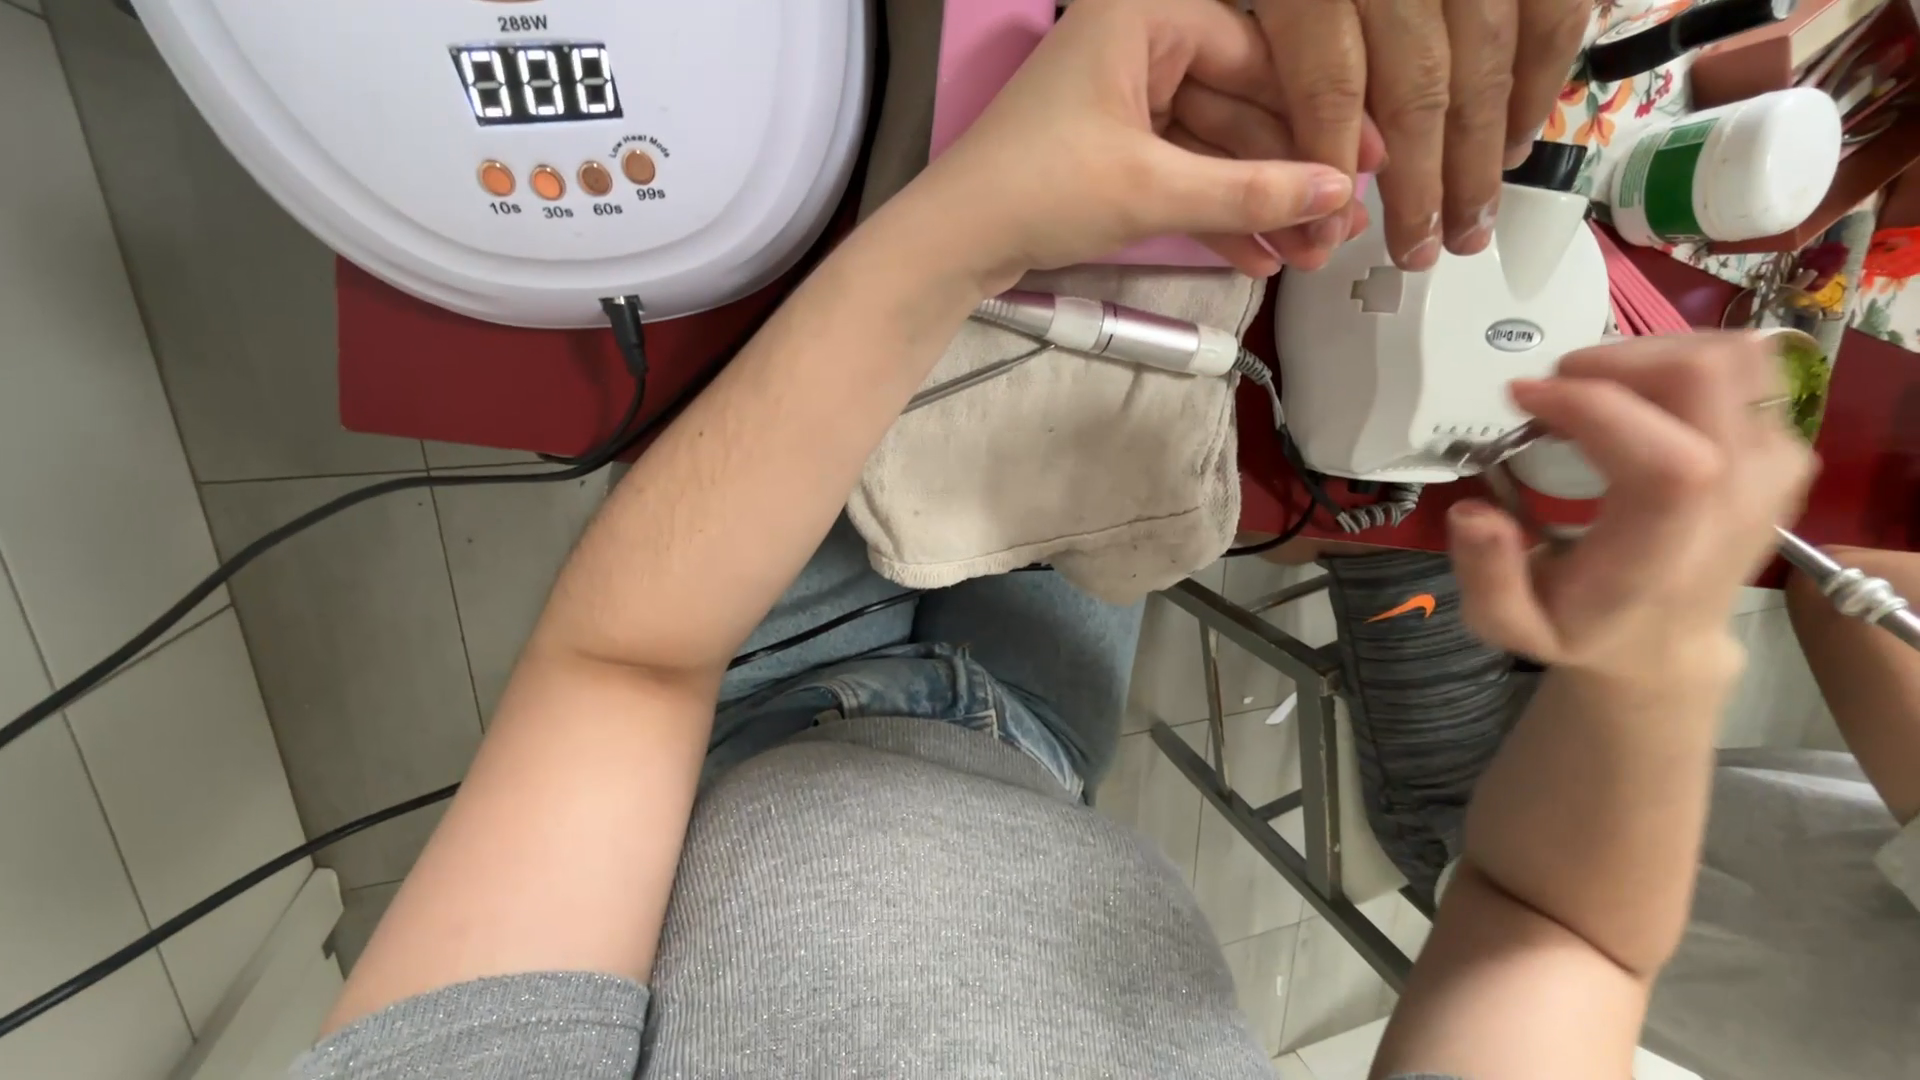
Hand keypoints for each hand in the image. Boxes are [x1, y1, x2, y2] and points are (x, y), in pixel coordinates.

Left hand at [905, 0, 1357, 294]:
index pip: (1259, 56)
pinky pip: (1178, 180)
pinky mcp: (1112, 156)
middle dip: (1287, 177)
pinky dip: (1212, 218)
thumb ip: (1248, 191)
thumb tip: (1333, 195)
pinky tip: (1259, 256)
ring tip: (1308, 254)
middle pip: (1239, 109)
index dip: (1316, 118)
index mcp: (1147, 14)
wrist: (954, 244)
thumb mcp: (1151, 189)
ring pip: (1210, 153)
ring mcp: (1123, 104)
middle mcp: (1138, 46)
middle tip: (1337, 227)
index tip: (1361, 166)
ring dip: (1256, 206)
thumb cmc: (1039, 189)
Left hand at [1252, 0, 1588, 270]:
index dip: (1338, 163)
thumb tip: (1298, 141)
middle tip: (1421, 251)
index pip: (1332, 82)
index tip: (1337, 228)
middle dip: (1423, 182)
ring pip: (1488, 57)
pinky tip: (1521, 140)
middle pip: (1418, 85)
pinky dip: (1540, 79)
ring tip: (1473, 220)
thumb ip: (1262, 50)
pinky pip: (1549, 10)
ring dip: (1485, 151)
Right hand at [1449, 335, 1815, 678]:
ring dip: (1647, 352)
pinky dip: (1675, 361)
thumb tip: (1470, 511)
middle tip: (1552, 387)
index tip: (1521, 396)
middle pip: (1708, 381)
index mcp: (1665, 547)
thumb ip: (1486, 575)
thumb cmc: (1579, 628)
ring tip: (1586, 386)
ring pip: (1732, 358)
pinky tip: (1626, 394)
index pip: (1666, 458)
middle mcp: (1738, 498)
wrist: (1663, 645)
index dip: (1592, 407)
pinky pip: (1743, 368)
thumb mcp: (1506, 624)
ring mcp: (1771, 466)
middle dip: (1614, 360)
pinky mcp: (1778, 447)